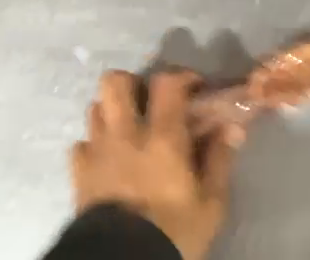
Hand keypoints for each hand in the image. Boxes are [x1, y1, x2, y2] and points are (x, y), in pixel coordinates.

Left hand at [73, 70, 242, 259]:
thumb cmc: (172, 233)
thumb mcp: (210, 203)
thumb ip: (220, 159)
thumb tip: (231, 128)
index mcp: (162, 136)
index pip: (166, 81)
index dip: (181, 76)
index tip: (194, 89)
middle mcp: (125, 134)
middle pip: (115, 82)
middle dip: (132, 83)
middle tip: (149, 102)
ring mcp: (97, 152)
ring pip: (95, 108)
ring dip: (112, 112)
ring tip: (128, 130)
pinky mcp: (78, 175)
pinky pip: (80, 145)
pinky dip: (93, 146)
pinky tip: (107, 161)